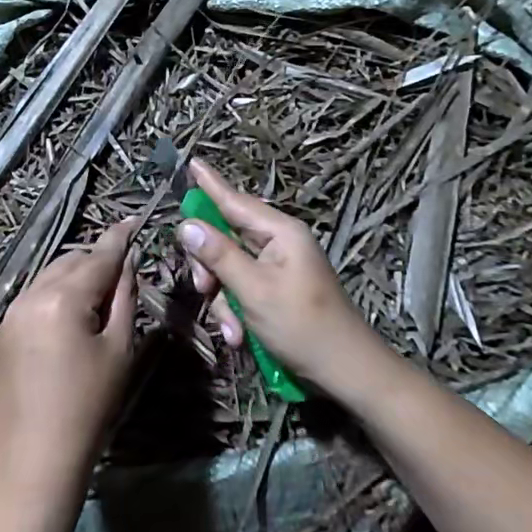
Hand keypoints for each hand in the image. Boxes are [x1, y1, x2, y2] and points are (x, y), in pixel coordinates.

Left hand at [0, 219, 138, 494]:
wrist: (30, 461)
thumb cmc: (87, 409)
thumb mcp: (119, 351)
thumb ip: (124, 299)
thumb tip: (126, 265)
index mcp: (62, 297)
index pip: (98, 256)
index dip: (119, 238)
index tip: (134, 221)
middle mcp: (30, 294)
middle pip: (70, 261)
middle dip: (97, 260)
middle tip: (124, 273)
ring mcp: (10, 312)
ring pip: (50, 276)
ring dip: (75, 276)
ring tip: (100, 295)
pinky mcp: (1, 331)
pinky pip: (34, 297)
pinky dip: (56, 295)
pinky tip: (71, 316)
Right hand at [175, 160, 387, 393]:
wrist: (345, 371)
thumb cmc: (302, 325)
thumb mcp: (254, 290)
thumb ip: (219, 255)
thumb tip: (186, 225)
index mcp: (280, 232)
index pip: (235, 201)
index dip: (209, 184)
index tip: (191, 161)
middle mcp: (278, 243)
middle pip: (224, 238)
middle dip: (209, 267)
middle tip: (203, 289)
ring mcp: (276, 267)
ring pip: (228, 268)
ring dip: (223, 299)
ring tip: (232, 330)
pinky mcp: (274, 290)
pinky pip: (241, 289)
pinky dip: (235, 311)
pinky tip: (239, 336)